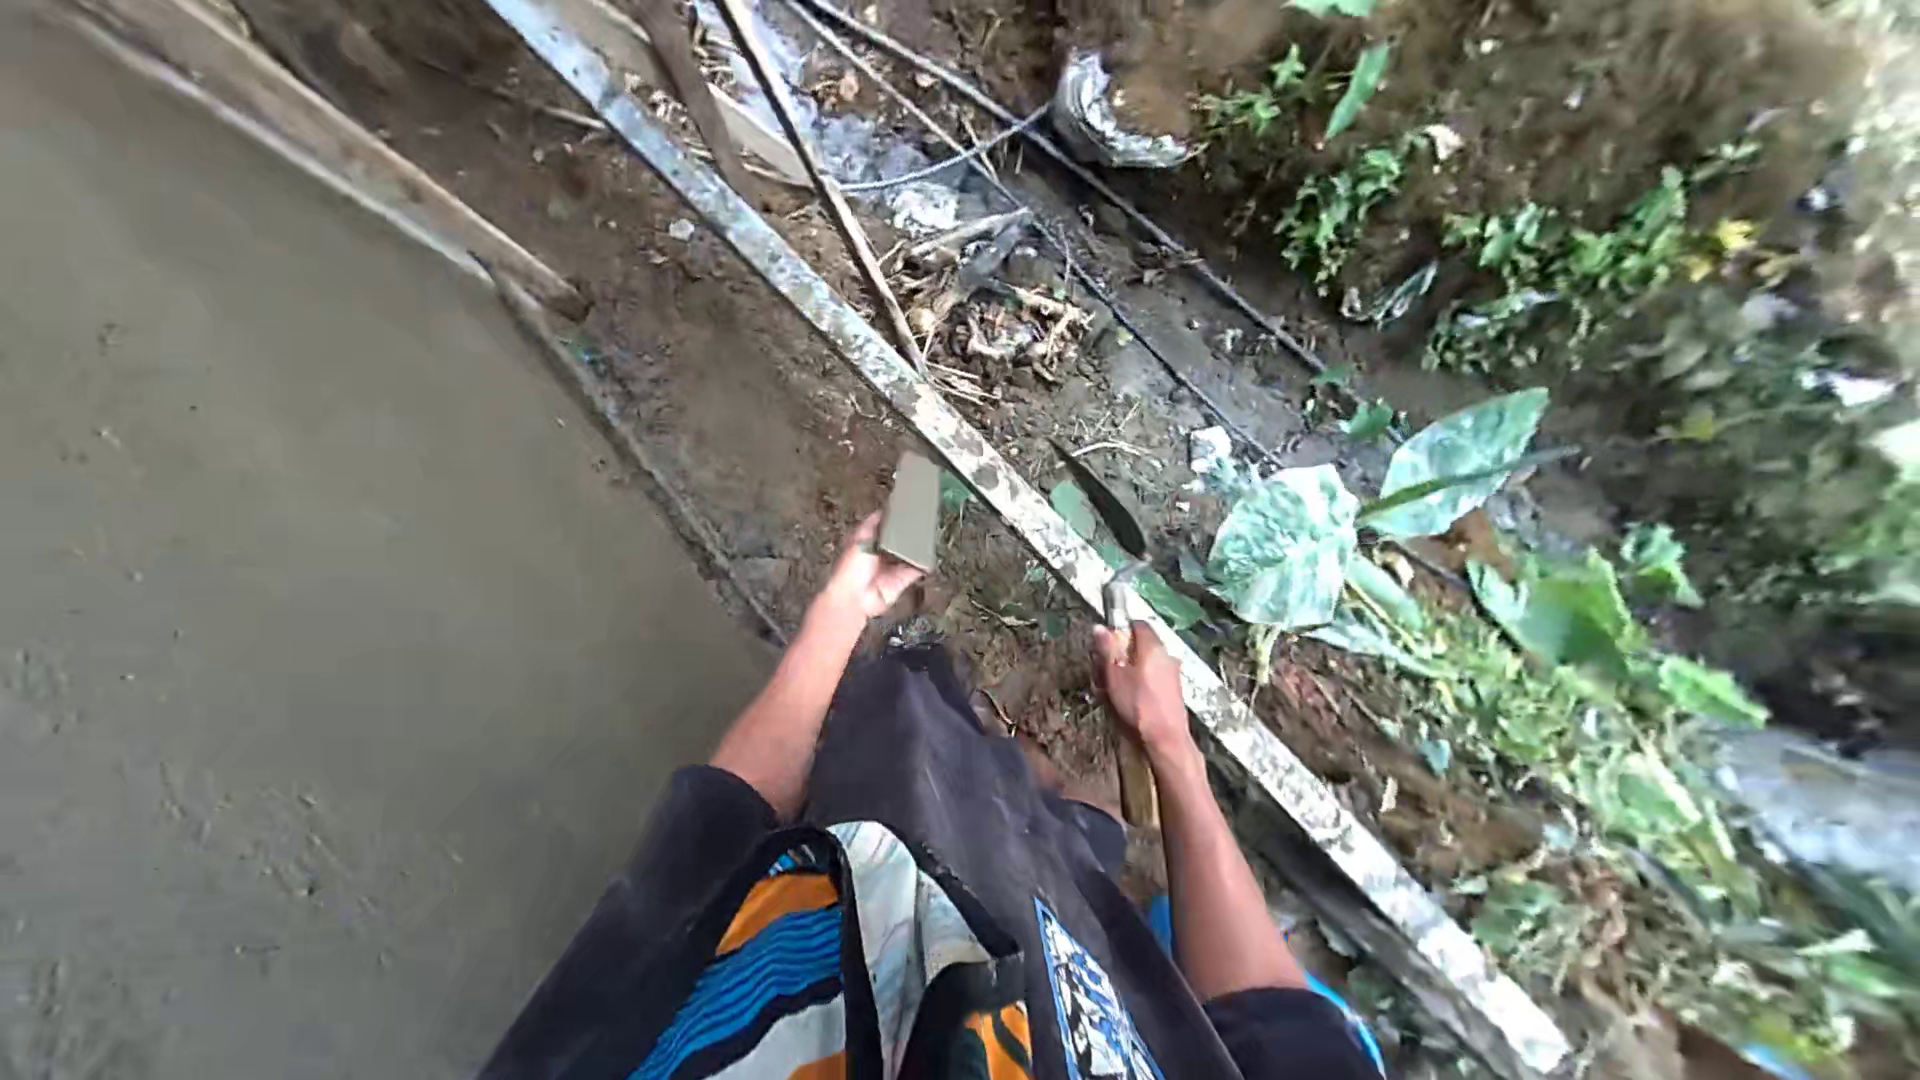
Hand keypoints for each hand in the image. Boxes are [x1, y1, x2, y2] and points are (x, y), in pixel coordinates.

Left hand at [815, 513, 924, 620]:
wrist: (856, 597)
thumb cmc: (850, 569)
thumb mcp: (859, 538)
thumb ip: (871, 524)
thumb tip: (880, 510)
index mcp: (867, 543)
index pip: (882, 528)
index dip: (892, 520)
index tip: (904, 509)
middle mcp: (880, 555)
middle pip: (898, 541)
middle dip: (907, 534)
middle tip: (920, 522)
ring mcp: (892, 568)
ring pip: (909, 554)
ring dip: (916, 548)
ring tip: (928, 535)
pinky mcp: (902, 580)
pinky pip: (916, 570)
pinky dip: (923, 564)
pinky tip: (930, 555)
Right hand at [1094, 621, 1192, 761]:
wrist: (1165, 738)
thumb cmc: (1138, 703)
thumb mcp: (1114, 675)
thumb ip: (1108, 649)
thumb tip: (1100, 627)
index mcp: (1153, 647)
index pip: (1138, 625)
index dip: (1121, 630)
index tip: (1106, 644)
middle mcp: (1166, 656)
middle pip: (1138, 646)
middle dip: (1118, 656)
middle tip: (1101, 672)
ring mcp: (1171, 673)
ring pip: (1143, 664)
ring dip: (1124, 672)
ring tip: (1108, 690)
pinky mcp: (1172, 690)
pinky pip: (1151, 677)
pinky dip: (1136, 683)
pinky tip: (1124, 699)